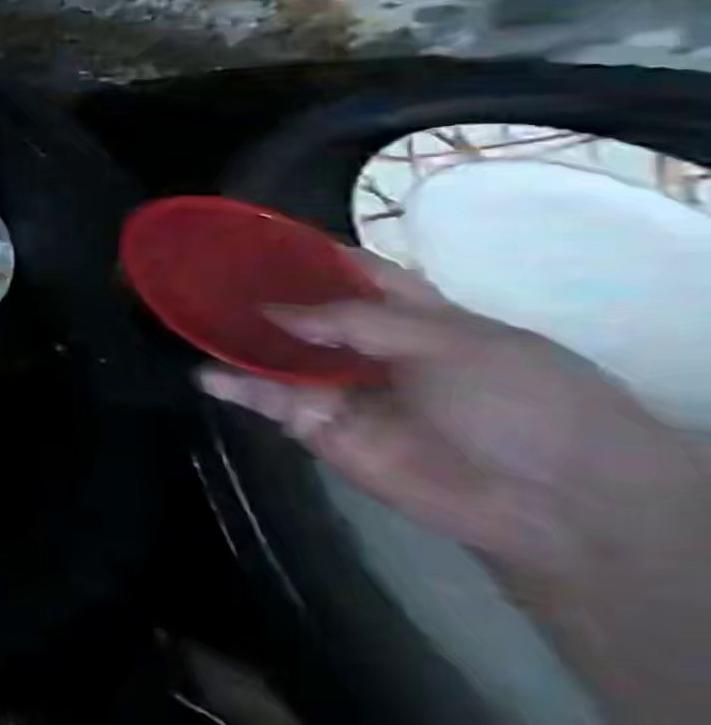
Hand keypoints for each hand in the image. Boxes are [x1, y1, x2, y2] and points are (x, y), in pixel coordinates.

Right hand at [200, 253, 710, 720]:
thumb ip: (350, 320)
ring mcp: (336, 385)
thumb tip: (270, 310)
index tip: (252, 233)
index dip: (305, 250)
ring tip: (183, 312)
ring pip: (271, 352)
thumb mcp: (446, 338)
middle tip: (199, 271)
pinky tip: (203, 371)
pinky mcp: (316, 424)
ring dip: (231, 335)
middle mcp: (363, 344)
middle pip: (297, 310)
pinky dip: (233, 384)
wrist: (551, 500)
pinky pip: (266, 398)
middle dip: (253, 291)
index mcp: (407, 312)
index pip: (347, 270)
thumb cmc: (519, 399)